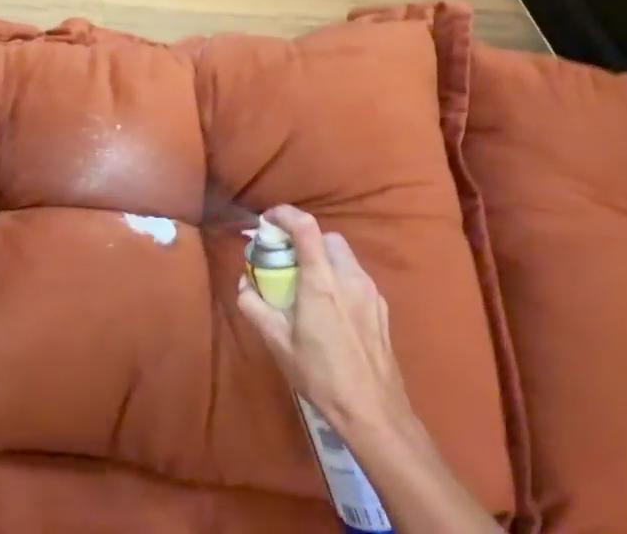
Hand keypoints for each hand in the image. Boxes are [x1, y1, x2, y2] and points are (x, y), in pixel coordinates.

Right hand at [236, 205, 414, 438]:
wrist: (374, 413)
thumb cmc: (321, 376)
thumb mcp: (277, 343)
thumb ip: (255, 306)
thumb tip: (244, 285)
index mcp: (322, 283)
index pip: (306, 228)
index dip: (285, 215)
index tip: (266, 222)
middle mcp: (350, 279)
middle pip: (327, 237)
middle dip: (303, 239)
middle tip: (283, 259)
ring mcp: (371, 293)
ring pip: (344, 257)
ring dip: (321, 259)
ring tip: (303, 286)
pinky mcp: (382, 309)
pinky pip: (355, 277)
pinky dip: (337, 277)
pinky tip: (327, 308)